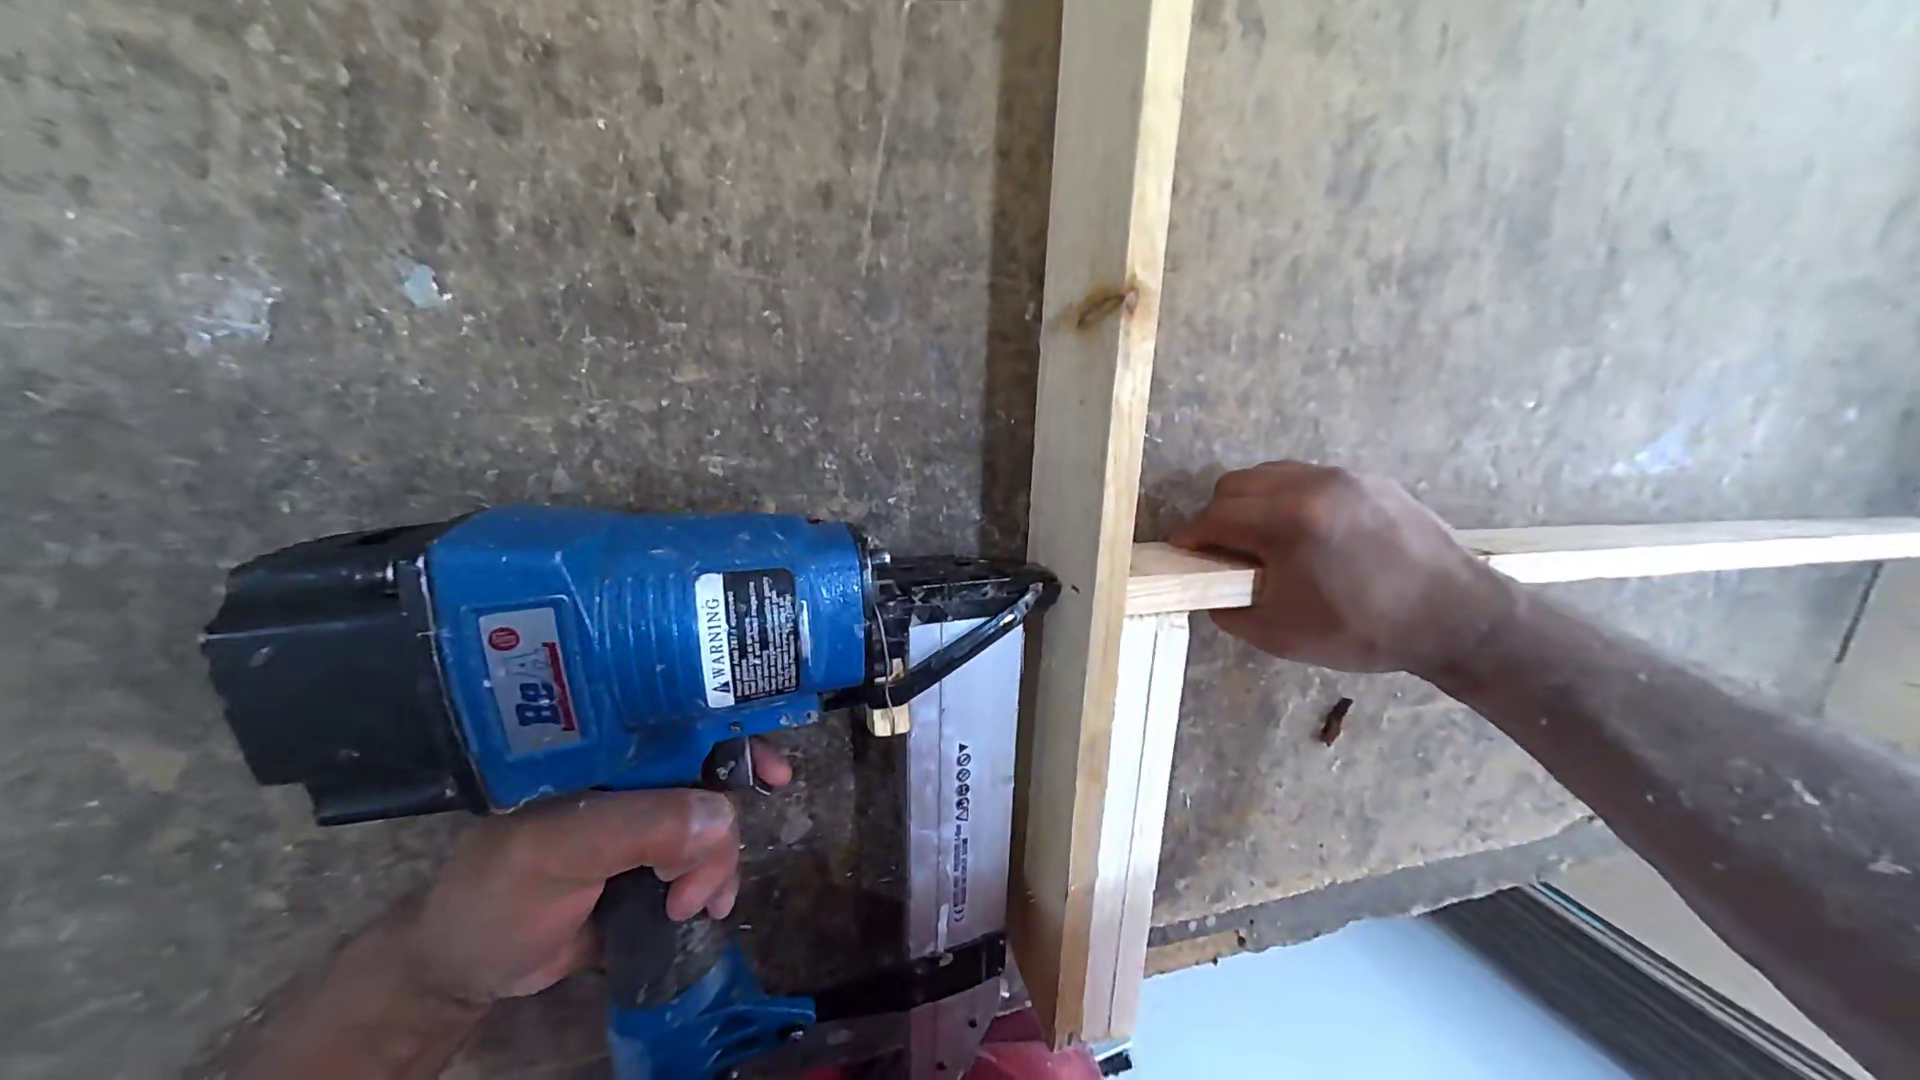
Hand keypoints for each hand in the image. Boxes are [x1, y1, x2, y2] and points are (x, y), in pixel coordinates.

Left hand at [394, 740, 792, 1005]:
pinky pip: (709, 860)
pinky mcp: (658, 862)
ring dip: (720, 863)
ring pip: (717, 823)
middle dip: (726, 822)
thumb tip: (724, 816)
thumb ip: (640, 826)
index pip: (684, 723)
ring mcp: (651, 820)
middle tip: (714, 871)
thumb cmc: (496, 894)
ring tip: (695, 904)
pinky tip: (709, 908)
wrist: (469, 969)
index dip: (734, 736)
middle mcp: (638, 777)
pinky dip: (718, 882)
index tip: (771, 772)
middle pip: (712, 776)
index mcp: (611, 753)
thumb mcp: (559, 852)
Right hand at [1170, 461, 1516, 676]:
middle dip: (1217, 517)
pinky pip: (1304, 477)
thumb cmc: (1363, 630)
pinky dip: (1285, 497)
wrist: (1457, 617)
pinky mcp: (1366, 478)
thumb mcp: (1280, 634)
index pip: (1214, 517)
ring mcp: (1342, 476)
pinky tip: (1301, 531)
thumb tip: (1208, 588)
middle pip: (1233, 485)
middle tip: (1223, 551)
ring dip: (1249, 502)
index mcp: (1287, 522)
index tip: (1182, 554)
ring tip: (1261, 538)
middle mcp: (1310, 485)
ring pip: (1267, 474)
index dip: (1190, 538)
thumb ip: (1228, 608)